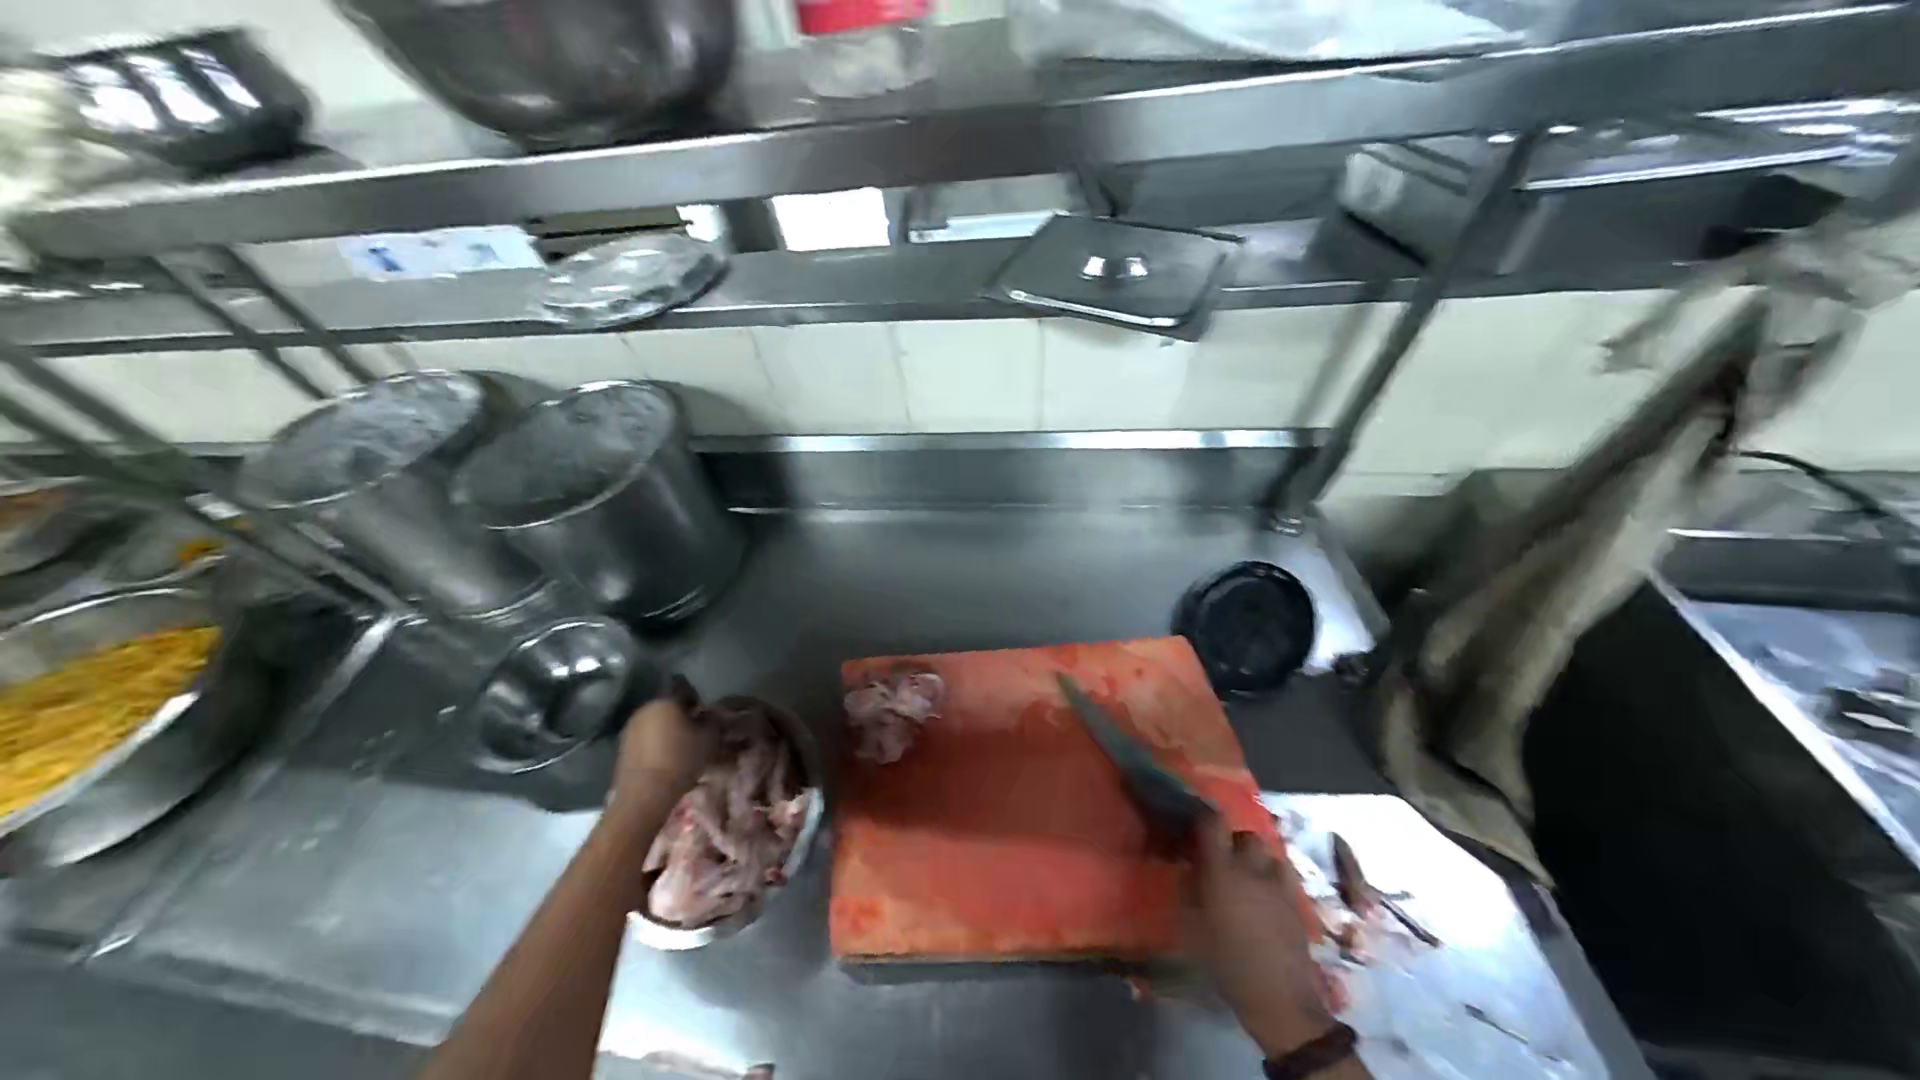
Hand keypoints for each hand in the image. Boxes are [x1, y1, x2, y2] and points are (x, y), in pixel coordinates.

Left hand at [612, 677, 714, 805]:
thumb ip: (712, 721)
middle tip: (696, 731)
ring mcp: (631, 727)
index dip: (698, 700)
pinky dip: (656, 743)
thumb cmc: (681, 760)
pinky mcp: (623, 746)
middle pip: (669, 706)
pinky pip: (645, 737)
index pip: (685, 690)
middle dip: (682, 715)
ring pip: (656, 722)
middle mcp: (646, 708)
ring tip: (681, 747)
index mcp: (666, 700)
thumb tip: (710, 714)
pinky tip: (665, 758)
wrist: (645, 794)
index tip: (706, 714)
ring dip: (668, 730)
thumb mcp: (709, 739)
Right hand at [1188, 817, 1335, 1056]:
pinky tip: (1265, 895)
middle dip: (1233, 841)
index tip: (1194, 830)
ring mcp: (1279, 884)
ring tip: (1246, 876)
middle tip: (1221, 859)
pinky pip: (1283, 874)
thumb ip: (1189, 889)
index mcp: (1222, 871)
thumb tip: (1190, 867)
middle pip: (1246, 834)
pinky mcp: (1297, 902)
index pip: (1214, 823)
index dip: (1203, 819)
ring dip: (1255, 858)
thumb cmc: (1226, 963)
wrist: (1279, 997)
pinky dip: (1272, 876)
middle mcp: (1252, 869)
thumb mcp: (1193, 926)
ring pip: (1269, 852)